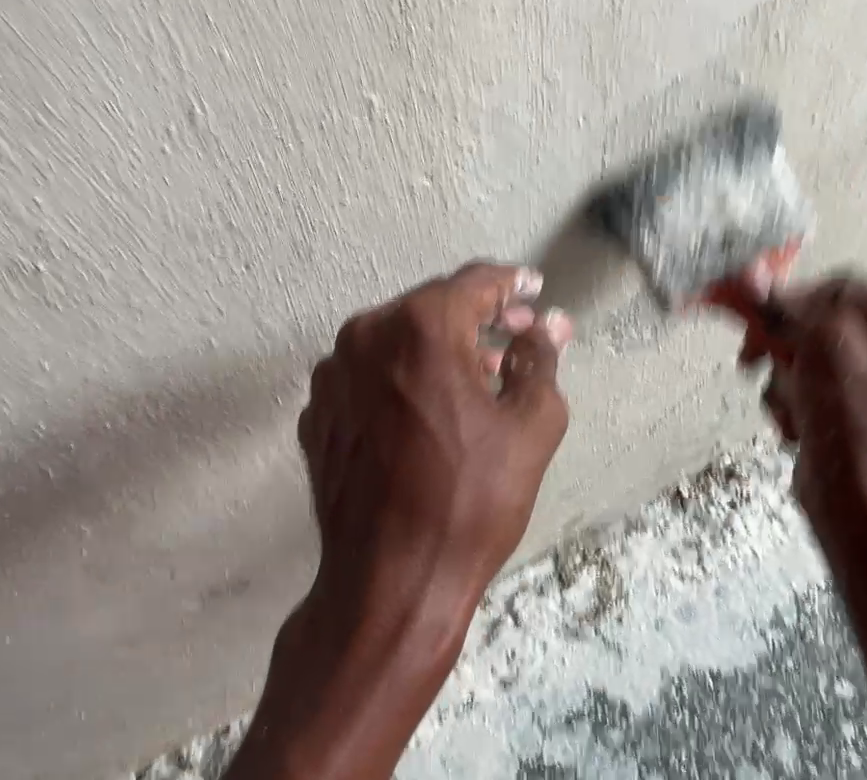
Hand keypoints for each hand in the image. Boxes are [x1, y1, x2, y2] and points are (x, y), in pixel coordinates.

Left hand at [226, 263, 573, 779]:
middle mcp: (365, 334)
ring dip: (438, 350)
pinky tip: (428, 414)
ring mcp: (332, 375)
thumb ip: (540, 359)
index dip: (512, 285)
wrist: (391, 583)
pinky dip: (401, 381)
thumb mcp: (530, 427)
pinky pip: (368, 378)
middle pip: (432, 307)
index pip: (475, 282)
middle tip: (516, 338)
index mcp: (420, 326)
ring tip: (477, 379)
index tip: (535, 290)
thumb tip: (549, 323)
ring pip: (396, 341)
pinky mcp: (316, 413)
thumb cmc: (472, 501)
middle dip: (477, 318)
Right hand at [744, 277, 866, 547]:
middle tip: (750, 358)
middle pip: (821, 319)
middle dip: (785, 345)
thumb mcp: (824, 348)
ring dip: (784, 378)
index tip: (761, 320)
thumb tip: (751, 272)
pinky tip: (795, 425)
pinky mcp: (851, 406)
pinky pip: (808, 382)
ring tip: (788, 407)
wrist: (856, 503)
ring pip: (807, 352)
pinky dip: (792, 400)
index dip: (796, 299)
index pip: (843, 286)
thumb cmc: (852, 421)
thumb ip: (791, 306)